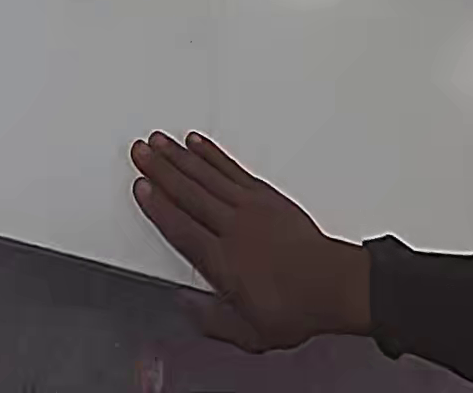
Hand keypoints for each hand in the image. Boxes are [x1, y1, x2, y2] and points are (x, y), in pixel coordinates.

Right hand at [130, 131, 369, 351]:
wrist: (332, 285)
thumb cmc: (294, 308)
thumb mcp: (250, 333)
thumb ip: (212, 320)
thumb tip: (184, 305)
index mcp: (224, 262)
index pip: (182, 227)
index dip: (158, 205)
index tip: (141, 186)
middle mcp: (233, 228)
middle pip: (188, 192)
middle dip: (160, 169)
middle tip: (140, 151)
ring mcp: (248, 206)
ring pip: (205, 175)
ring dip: (179, 156)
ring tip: (159, 140)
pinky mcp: (262, 192)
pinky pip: (231, 168)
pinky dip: (211, 153)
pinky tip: (196, 143)